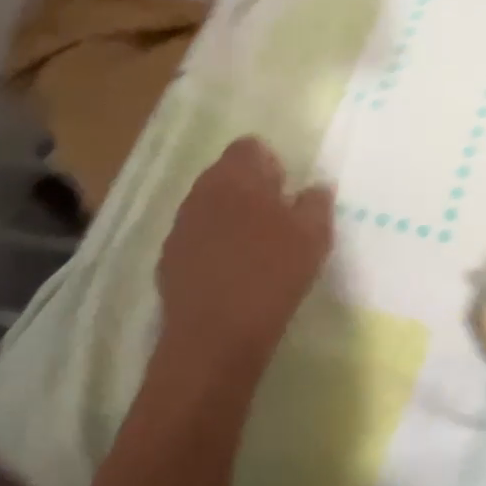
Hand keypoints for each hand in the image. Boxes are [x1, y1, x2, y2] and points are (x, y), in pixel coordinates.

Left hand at [153, 136, 333, 387]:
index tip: (288, 191)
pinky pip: (197, 239)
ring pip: (210, 207)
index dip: (271, 164)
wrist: (215, 338)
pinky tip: (233, 274)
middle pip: (226, 175)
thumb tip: (316, 186)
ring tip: (256, 249)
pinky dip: (214, 247)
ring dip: (231, 218)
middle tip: (278, 220)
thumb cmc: (271, 276)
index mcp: (236, 176)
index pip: (250, 147)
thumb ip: (316, 204)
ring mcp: (180, 226)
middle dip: (250, 190)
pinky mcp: (169, 260)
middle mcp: (201, 192)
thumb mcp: (313, 238)